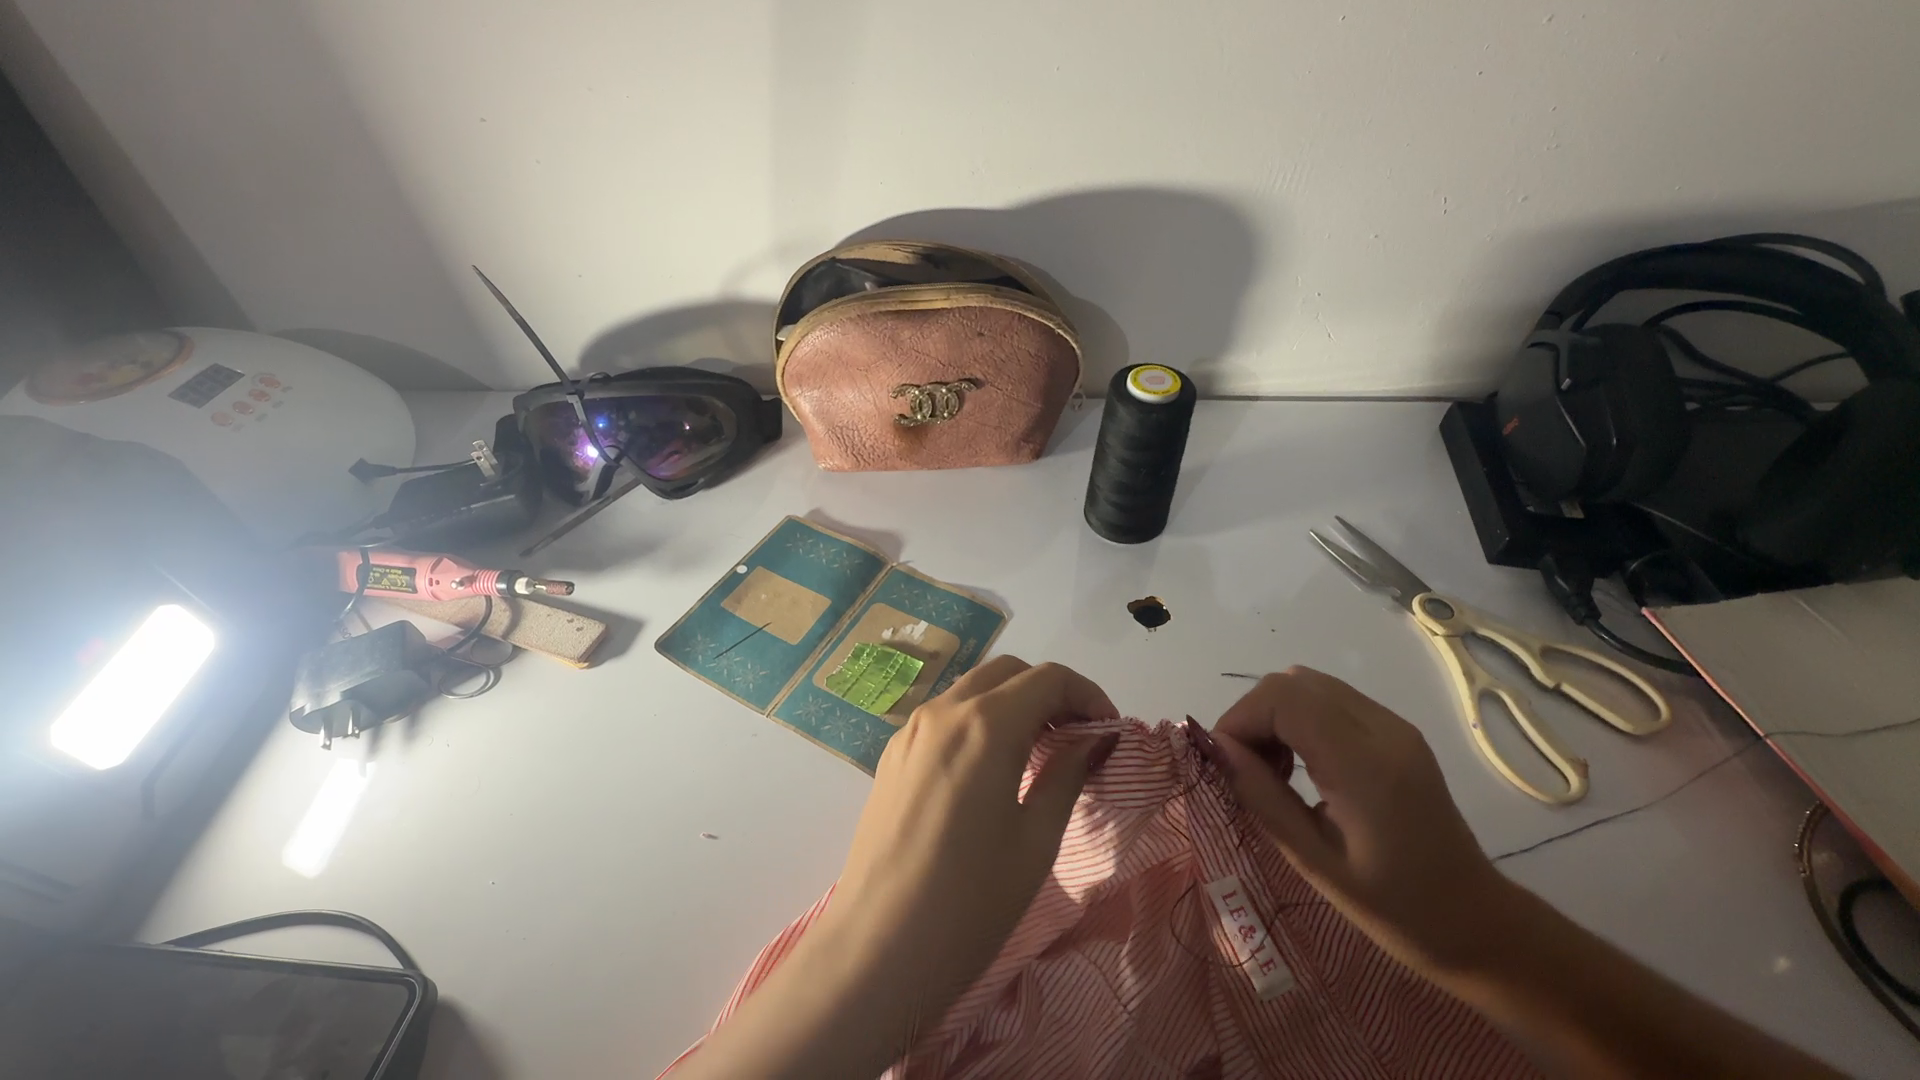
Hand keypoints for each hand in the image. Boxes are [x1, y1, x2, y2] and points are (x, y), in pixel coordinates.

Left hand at [826, 657, 1120, 1027]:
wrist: (878, 948)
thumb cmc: (971, 900)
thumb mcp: (1036, 839)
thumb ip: (1068, 773)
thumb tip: (1097, 738)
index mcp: (985, 724)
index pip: (1048, 678)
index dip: (1089, 695)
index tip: (1109, 730)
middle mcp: (943, 712)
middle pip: (1008, 672)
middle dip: (1050, 693)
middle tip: (1078, 737)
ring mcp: (910, 732)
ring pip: (972, 690)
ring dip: (1013, 704)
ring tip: (1040, 754)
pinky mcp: (892, 757)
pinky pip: (945, 718)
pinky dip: (979, 722)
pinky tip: (992, 770)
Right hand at [1210, 667, 1516, 974]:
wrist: (1477, 923)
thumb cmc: (1395, 909)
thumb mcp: (1315, 863)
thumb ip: (1263, 798)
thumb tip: (1216, 749)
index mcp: (1366, 766)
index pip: (1283, 699)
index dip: (1240, 720)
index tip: (1224, 764)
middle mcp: (1383, 730)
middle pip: (1292, 683)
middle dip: (1253, 717)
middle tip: (1245, 770)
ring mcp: (1395, 727)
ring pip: (1309, 685)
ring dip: (1275, 716)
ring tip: (1272, 771)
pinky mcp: (1397, 732)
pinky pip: (1330, 701)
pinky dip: (1298, 720)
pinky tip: (1301, 765)